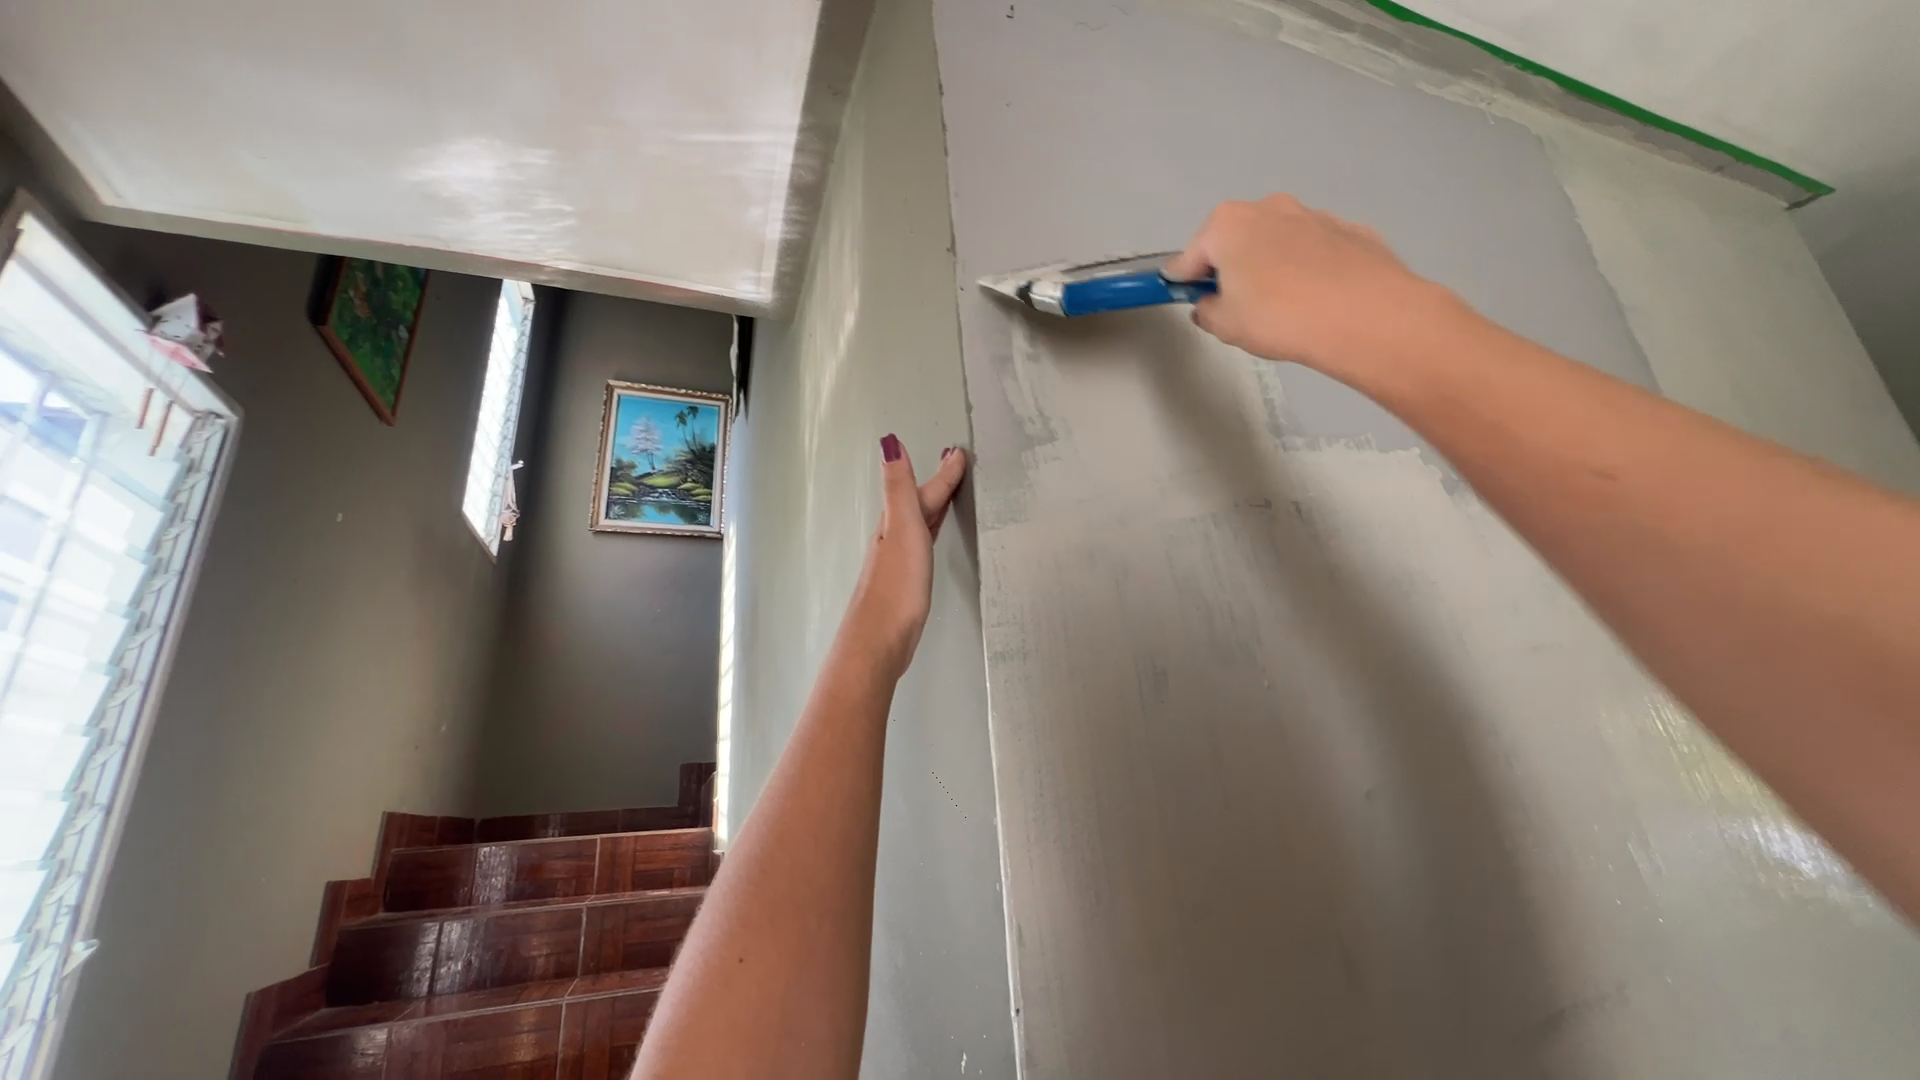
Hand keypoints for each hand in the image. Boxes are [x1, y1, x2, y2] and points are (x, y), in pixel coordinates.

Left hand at [843, 435, 968, 678]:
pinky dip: (931, 533)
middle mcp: (894, 538)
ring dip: (934, 506)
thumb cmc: (896, 585)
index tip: (959, 452)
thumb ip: (898, 488)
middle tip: (956, 464)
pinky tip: (932, 541)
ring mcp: (899, 562)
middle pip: (919, 504)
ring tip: (949, 495)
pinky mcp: (906, 584)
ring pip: (920, 524)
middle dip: (938, 484)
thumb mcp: (901, 528)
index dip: (943, 472)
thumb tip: (889, 443)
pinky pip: (923, 546)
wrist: (880, 640)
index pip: (924, 490)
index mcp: (896, 523)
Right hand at [1165, 194, 1473, 382]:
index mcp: (1227, 225)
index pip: (1190, 256)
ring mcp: (1313, 215)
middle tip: (1240, 307)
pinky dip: (1310, 269)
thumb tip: (1210, 304)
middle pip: (1236, 240)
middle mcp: (1268, 208)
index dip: (1185, 282)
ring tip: (1285, 306)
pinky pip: (1316, 251)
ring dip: (1273, 266)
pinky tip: (1319, 299)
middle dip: (1233, 268)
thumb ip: (1207, 311)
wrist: (1365, 315)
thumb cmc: (1279, 316)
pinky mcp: (1351, 230)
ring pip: (1278, 242)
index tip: (1189, 300)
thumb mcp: (1224, 325)